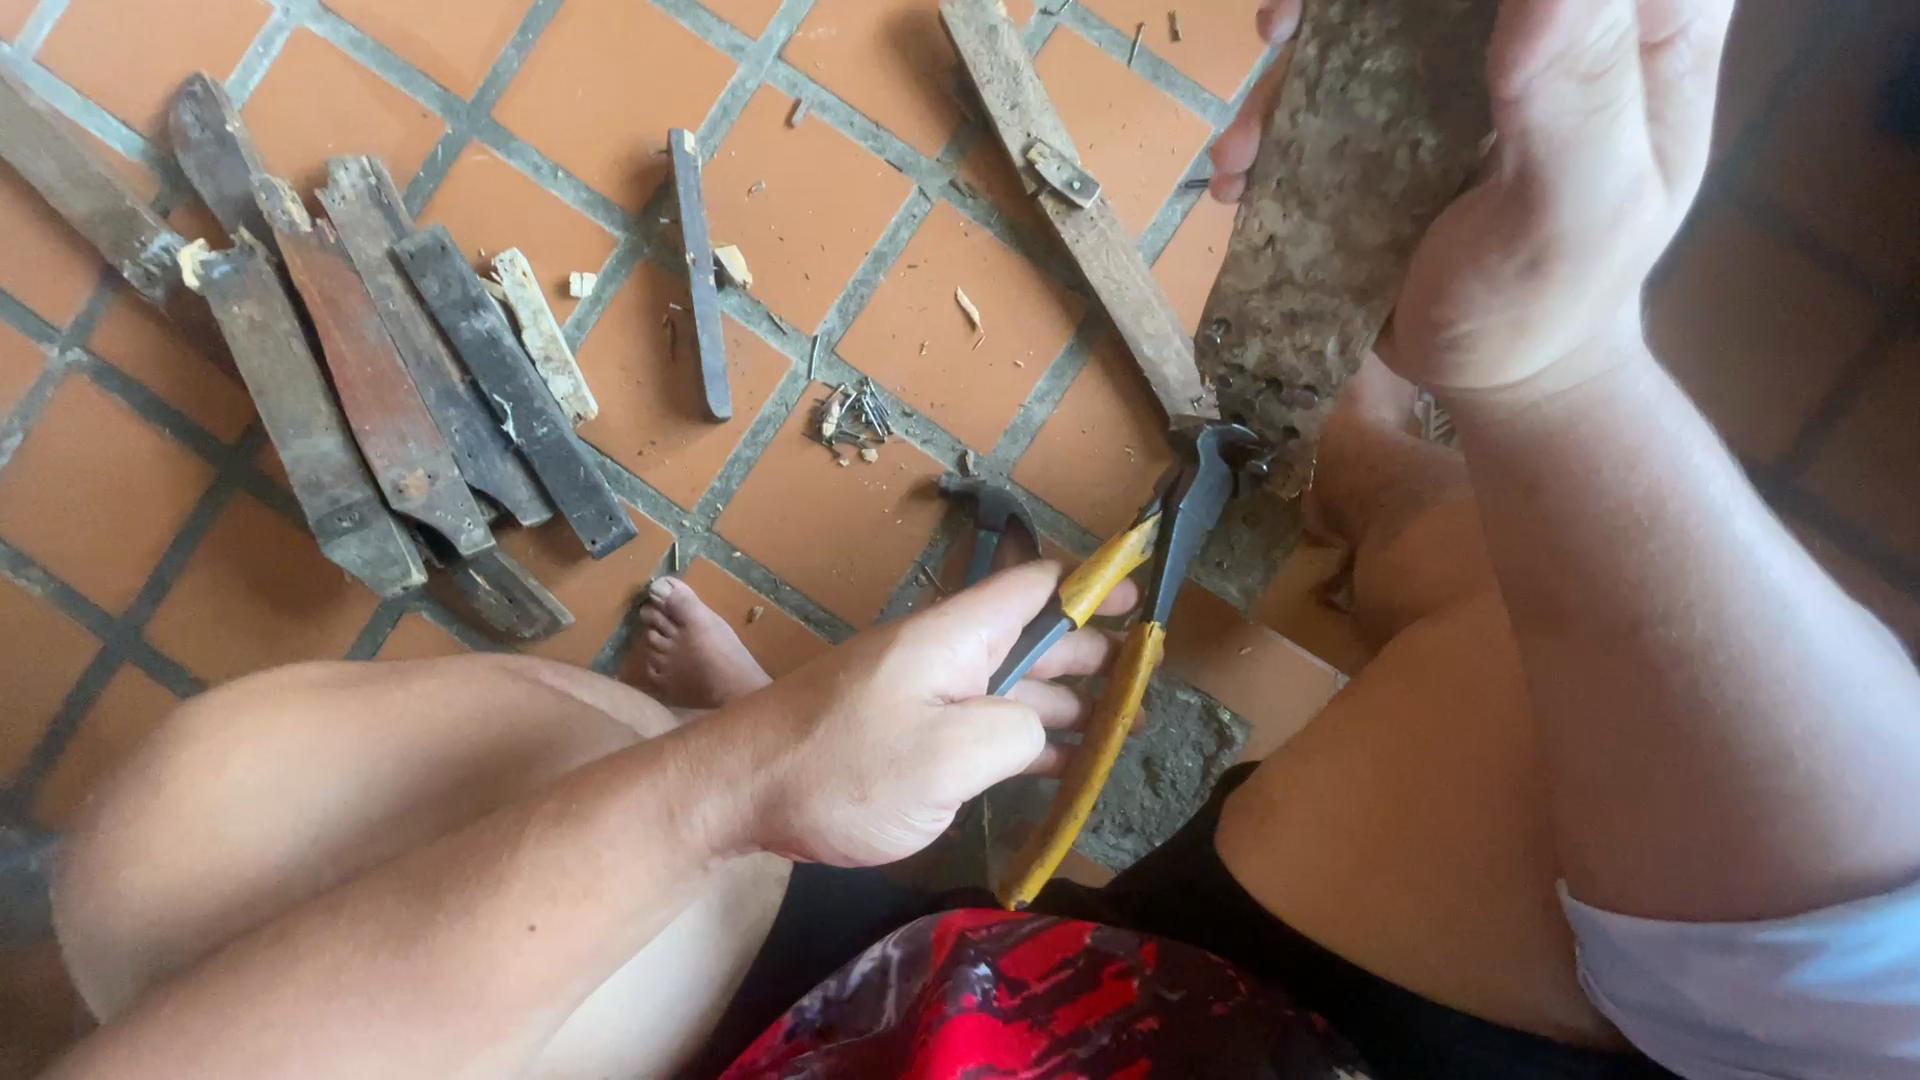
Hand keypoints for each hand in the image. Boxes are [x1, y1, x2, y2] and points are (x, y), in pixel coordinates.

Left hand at [718, 563, 1133, 867]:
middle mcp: (946, 654)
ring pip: (1010, 686)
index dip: (1093, 586)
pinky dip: (1025, 740)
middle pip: (1032, 638)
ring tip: (1120, 727)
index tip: (1141, 596)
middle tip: (1145, 682)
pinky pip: (981, 725)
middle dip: (1092, 654)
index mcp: (957, 636)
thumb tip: (1037, 726)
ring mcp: (925, 693)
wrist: (738, 791)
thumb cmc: (842, 768)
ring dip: (1065, 703)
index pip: (1036, 587)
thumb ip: (1016, 732)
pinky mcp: (908, 732)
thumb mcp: (947, 755)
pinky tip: (1061, 764)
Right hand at [1210, 0, 1735, 398]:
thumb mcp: (1575, 210)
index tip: (1357, 6)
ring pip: (1361, 32)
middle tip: (1277, 28)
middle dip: (1336, 5)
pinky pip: (1325, 101)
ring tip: (1238, 153)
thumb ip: (1572, 92)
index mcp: (1626, 22)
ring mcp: (1454, 81)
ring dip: (1284, 80)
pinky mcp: (1392, 130)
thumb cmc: (1543, 303)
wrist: (1485, 369)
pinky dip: (1270, 130)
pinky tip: (1240, 178)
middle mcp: (1539, 30)